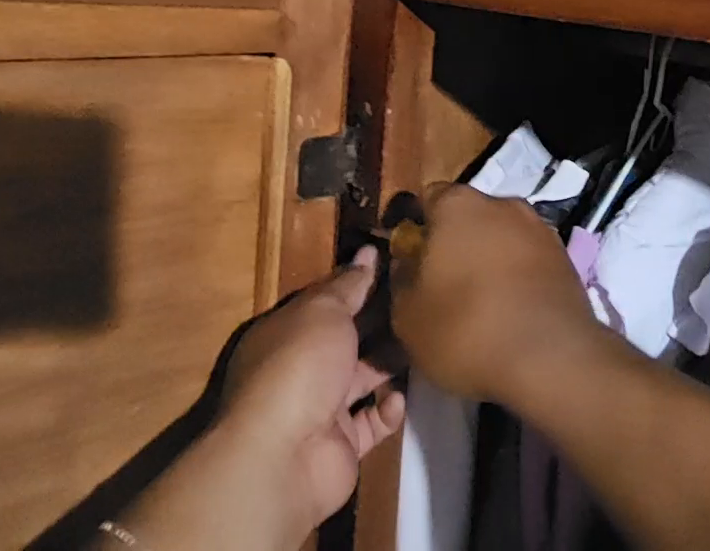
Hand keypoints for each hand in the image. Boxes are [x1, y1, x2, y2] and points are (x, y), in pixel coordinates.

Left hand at [216, 246, 405, 540]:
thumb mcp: (323, 310)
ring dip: (389, 361)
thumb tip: (367, 254)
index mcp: (287, 330)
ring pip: (363, 376)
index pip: (326, 299)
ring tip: (424, 339)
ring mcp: (321, 408)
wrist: (285, 455)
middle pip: (347, 337)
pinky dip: (388, 409)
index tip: (394, 263)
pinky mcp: (342, 444)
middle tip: (420, 298)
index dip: (357, 281)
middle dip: (379, 319)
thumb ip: (348, 285)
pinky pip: (373, 421)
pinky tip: (397, 397)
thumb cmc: (300, 365)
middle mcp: (301, 367)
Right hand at [390, 184, 606, 403]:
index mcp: (458, 205)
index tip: (415, 264)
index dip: (419, 231)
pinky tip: (513, 312)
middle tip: (446, 287)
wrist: (551, 359)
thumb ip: (402, 279)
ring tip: (484, 305)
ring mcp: (540, 228)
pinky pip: (529, 260)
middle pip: (469, 217)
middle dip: (457, 244)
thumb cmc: (466, 329)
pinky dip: (519, 277)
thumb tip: (409, 262)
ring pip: (503, 238)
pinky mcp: (566, 257)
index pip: (428, 200)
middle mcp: (502, 204)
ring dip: (491, 260)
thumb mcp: (407, 315)